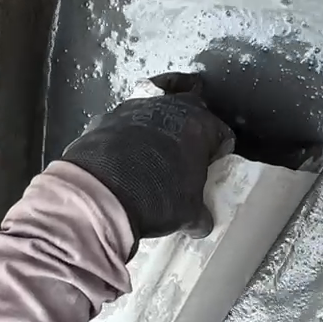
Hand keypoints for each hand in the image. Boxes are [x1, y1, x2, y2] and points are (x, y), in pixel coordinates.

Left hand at [60, 73, 234, 239]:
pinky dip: (127, 129)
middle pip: (192, 100)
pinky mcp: (105, 117)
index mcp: (200, 126)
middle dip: (195, 117)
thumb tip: (200, 223)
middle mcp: (171, 107)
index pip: (222, 134)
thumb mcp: (188, 213)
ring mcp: (135, 108)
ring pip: (156, 98)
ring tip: (159, 136)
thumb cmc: (157, 196)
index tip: (214, 164)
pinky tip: (123, 147)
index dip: (220, 149)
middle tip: (192, 140)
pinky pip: (124, 118)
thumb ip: (199, 214)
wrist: (100, 192)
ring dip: (160, 115)